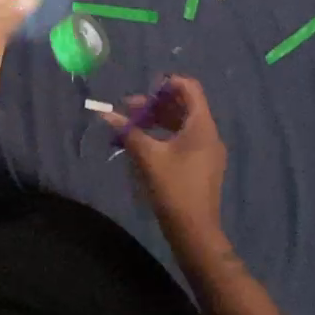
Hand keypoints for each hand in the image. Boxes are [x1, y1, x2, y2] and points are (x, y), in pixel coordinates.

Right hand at [105, 75, 228, 244]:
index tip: (143, 91)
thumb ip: (128, 131)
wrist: (194, 230)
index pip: (189, 88)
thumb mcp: (147, 156)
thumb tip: (106, 114)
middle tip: (130, 110)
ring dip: (158, 120)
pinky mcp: (202, 165)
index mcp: (201, 126)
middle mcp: (209, 133)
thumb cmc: (173, 187)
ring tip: (132, 126)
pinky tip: (145, 144)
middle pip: (184, 106)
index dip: (167, 84)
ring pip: (183, 123)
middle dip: (156, 104)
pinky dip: (165, 135)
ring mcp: (207, 151)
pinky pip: (185, 139)